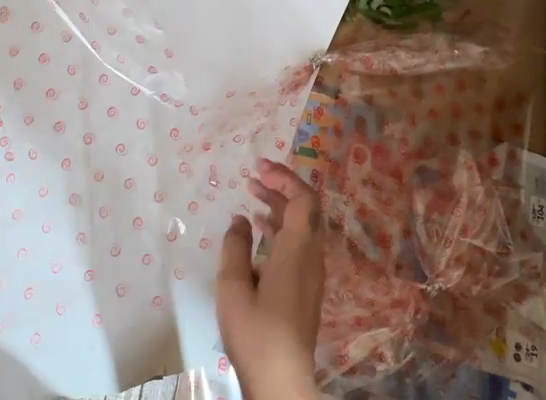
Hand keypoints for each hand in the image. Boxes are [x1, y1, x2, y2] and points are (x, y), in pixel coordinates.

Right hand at [217, 158, 325, 399]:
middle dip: (281, 188)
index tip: (259, 166)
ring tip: (251, 196)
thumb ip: (235, 246)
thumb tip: (240, 219)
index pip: (302, 199)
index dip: (284, 177)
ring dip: (280, 208)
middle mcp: (311, 258)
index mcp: (298, 250)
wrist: (282, 381)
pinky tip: (259, 233)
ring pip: (302, 229)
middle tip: (253, 176)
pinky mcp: (306, 291)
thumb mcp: (234, 286)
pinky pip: (299, 246)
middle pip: (305, 211)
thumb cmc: (256, 332)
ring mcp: (311, 276)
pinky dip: (281, 230)